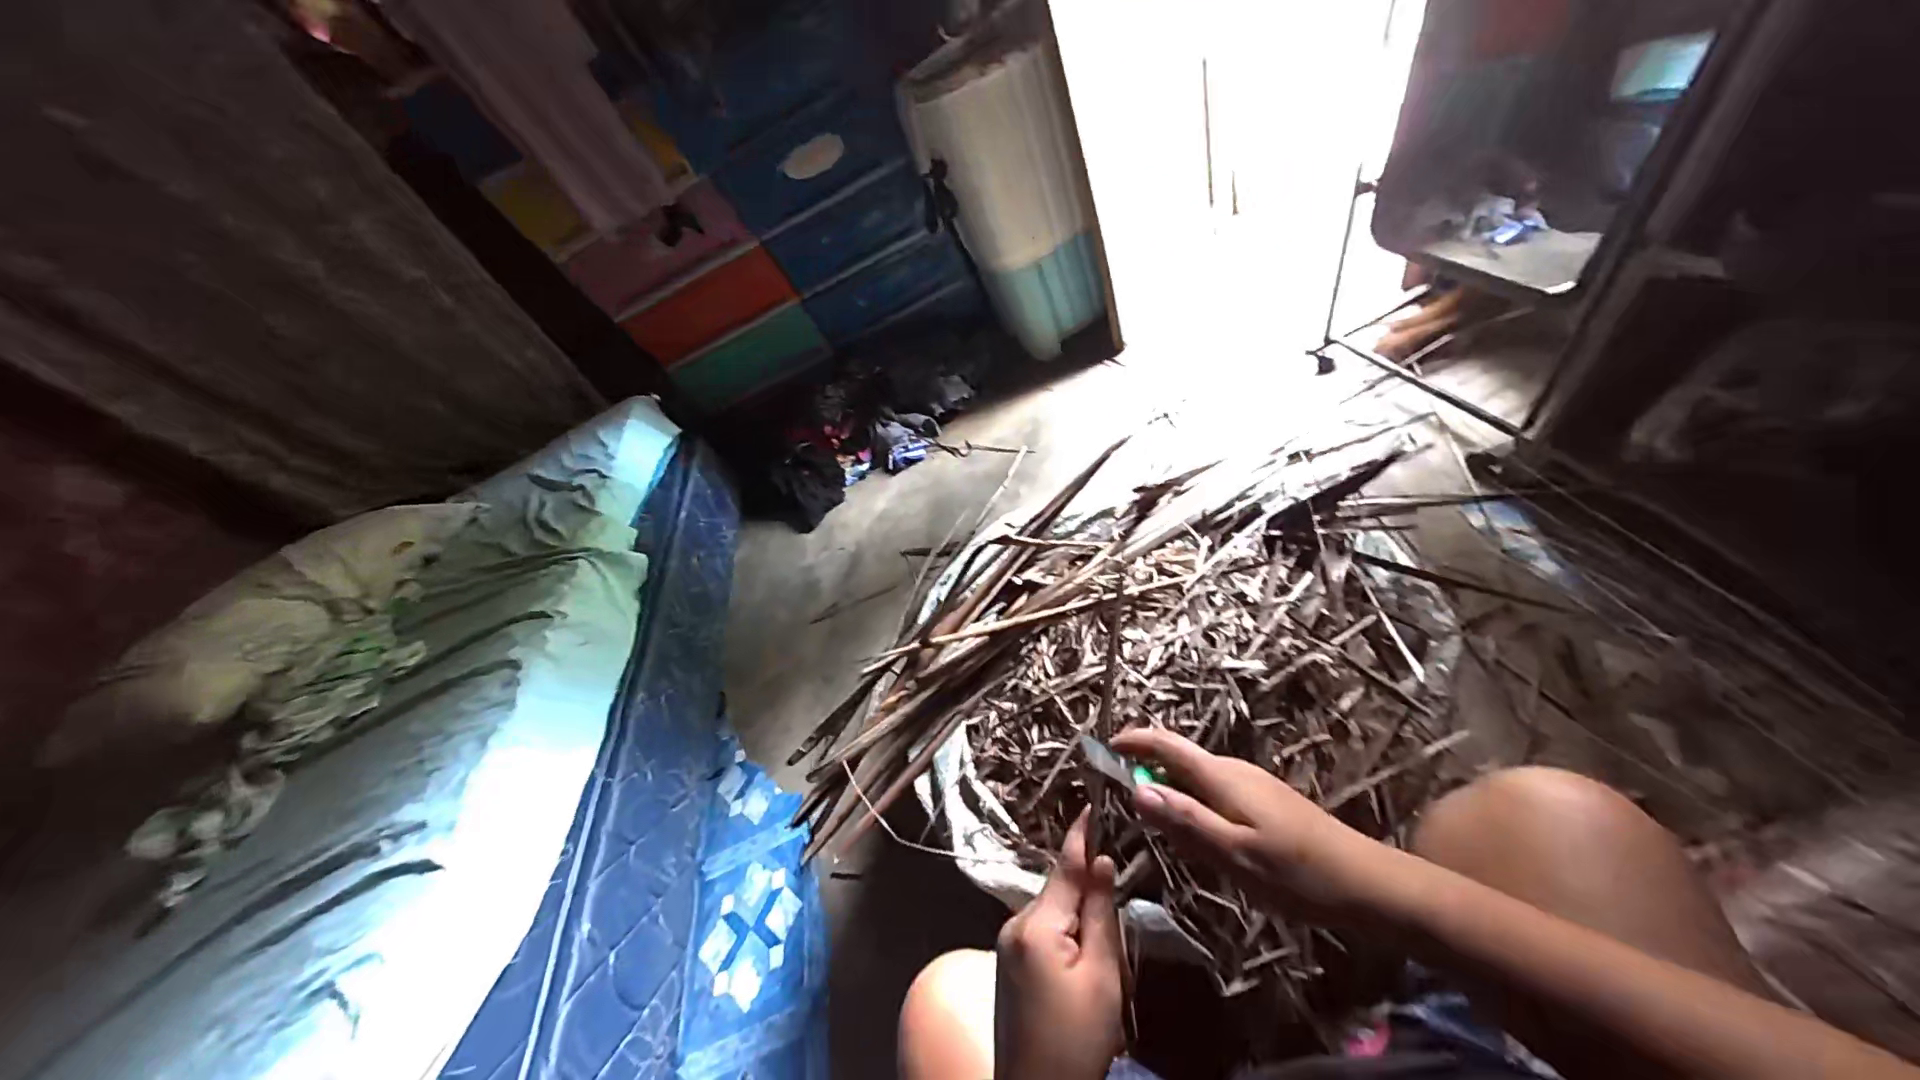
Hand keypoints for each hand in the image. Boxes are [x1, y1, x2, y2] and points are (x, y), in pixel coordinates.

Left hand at [994, 809, 1123, 1079]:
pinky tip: (1082, 968)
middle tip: (1117, 920)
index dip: (1080, 835)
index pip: (1064, 867)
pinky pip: (1042, 932)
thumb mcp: (1101, 976)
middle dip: (1089, 895)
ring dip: (1078, 920)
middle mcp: (1015, 923)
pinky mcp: (1008, 961)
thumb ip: (1101, 914)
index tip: (1092, 805)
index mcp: (1037, 924)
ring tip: (1102, 960)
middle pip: (1060, 891)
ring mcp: (1007, 943)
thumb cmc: (1078, 1038)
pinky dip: (1065, 936)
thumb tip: (1102, 862)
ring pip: (1053, 913)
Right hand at [1110, 727, 1399, 925]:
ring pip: (1195, 780)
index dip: (1133, 741)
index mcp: (1222, 776)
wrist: (1369, 885)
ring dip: (1173, 797)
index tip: (1104, 750)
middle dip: (1148, 776)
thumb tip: (1136, 791)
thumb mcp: (1234, 855)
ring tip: (1169, 837)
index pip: (1166, 744)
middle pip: (1178, 760)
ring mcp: (1251, 783)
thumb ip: (1185, 821)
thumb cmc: (1297, 874)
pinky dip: (1195, 808)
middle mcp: (1233, 770)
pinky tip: (1206, 843)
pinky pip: (1214, 794)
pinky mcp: (1263, 800)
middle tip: (1133, 814)